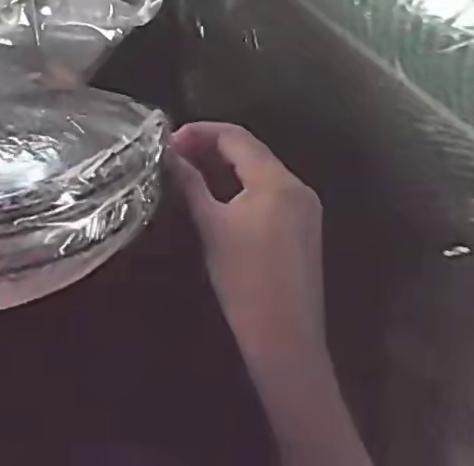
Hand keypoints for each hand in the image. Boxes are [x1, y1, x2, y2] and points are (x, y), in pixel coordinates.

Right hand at [170, 124, 371, 465]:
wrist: (285, 342)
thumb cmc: (244, 281)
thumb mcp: (211, 226)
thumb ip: (191, 183)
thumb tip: (170, 154)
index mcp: (276, 181)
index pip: (235, 136)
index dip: (200, 131)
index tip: (169, 140)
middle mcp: (296, 186)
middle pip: (250, 149)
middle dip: (211, 146)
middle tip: (175, 153)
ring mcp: (304, 207)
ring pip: (259, 169)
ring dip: (225, 164)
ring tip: (189, 168)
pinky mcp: (303, 226)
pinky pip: (269, 189)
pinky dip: (241, 183)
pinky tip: (217, 191)